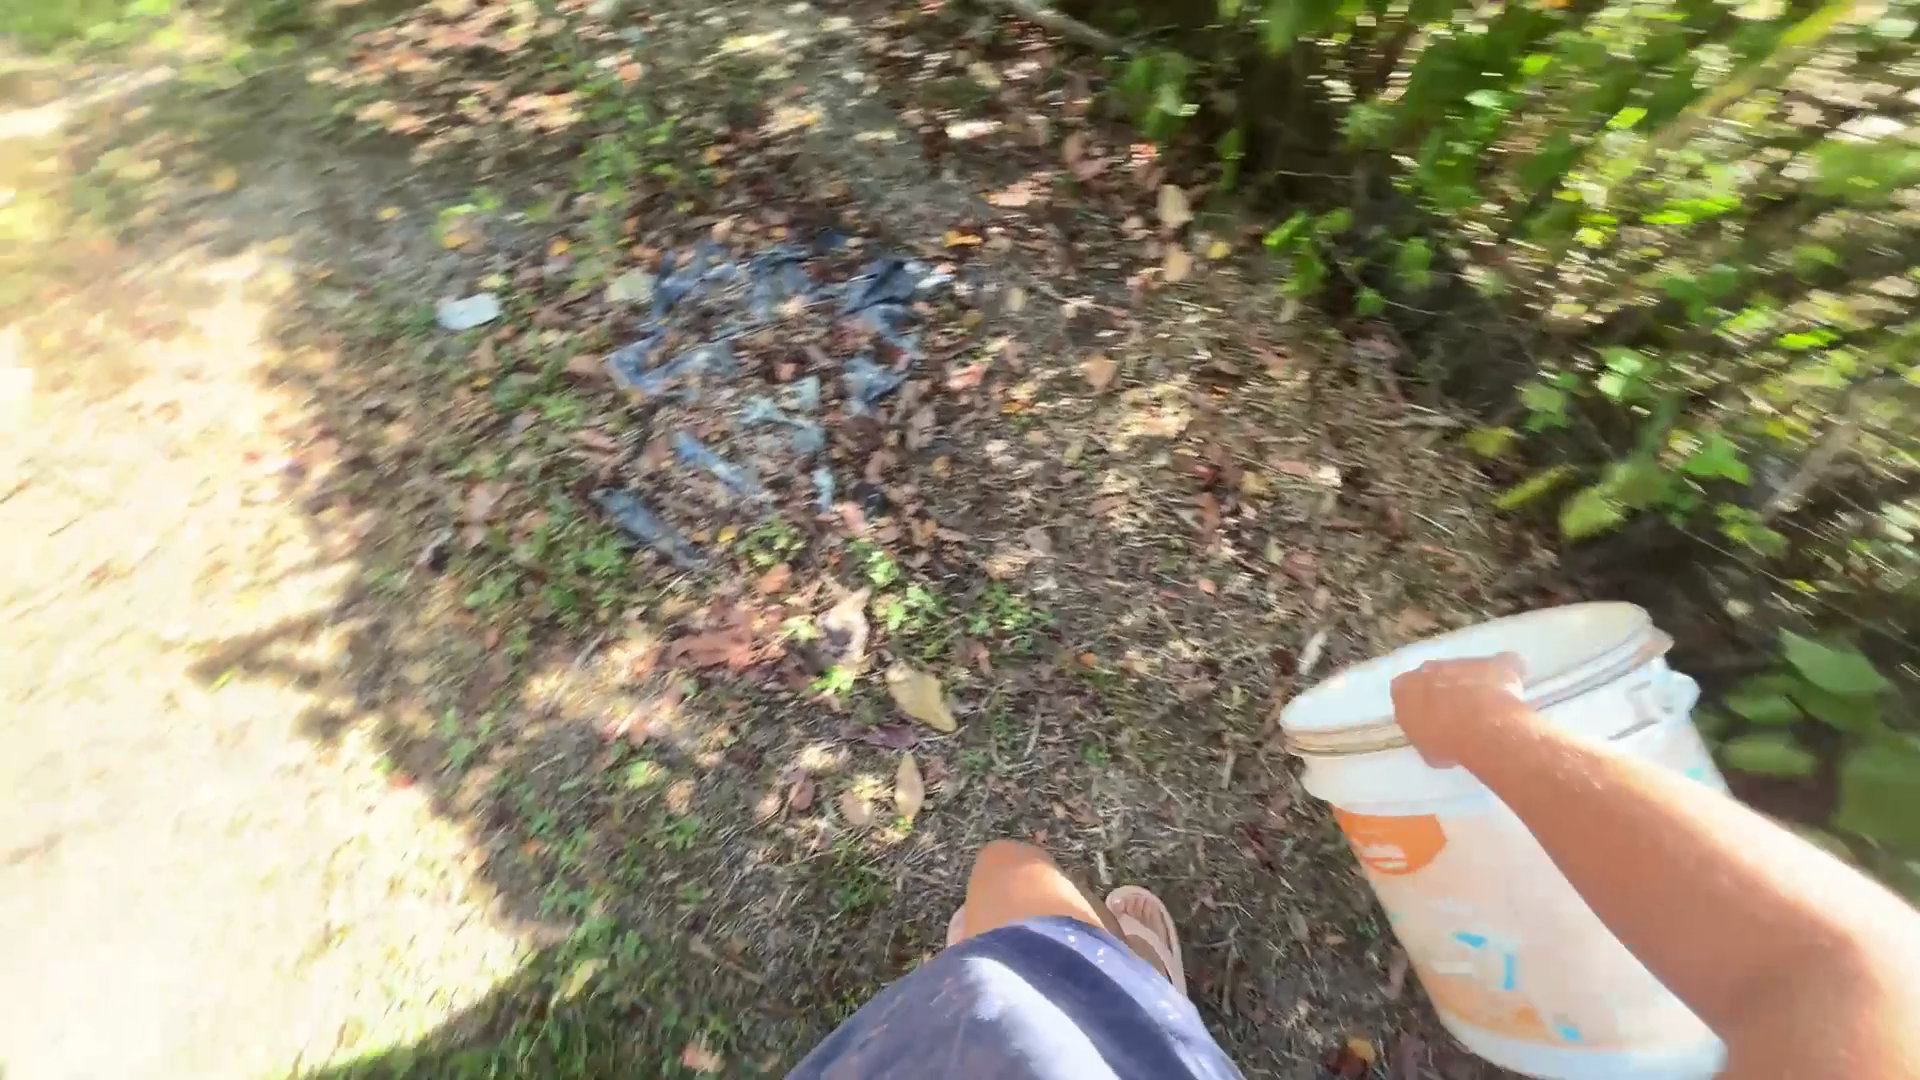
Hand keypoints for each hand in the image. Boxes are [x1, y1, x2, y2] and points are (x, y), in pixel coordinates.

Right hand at [1389, 653, 1528, 766]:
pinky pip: (1502, 663)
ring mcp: (1461, 663)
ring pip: (1466, 669)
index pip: (1405, 690)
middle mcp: (1427, 669)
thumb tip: (1436, 739)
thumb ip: (1426, 735)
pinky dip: (1506, 673)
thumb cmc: (1446, 742)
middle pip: (1434, 675)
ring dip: (1474, 684)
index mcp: (1404, 688)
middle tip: (1460, 712)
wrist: (1482, 731)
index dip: (1419, 703)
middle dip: (1445, 689)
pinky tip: (1512, 689)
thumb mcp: (1427, 749)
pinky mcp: (1493, 664)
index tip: (1431, 718)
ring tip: (1489, 708)